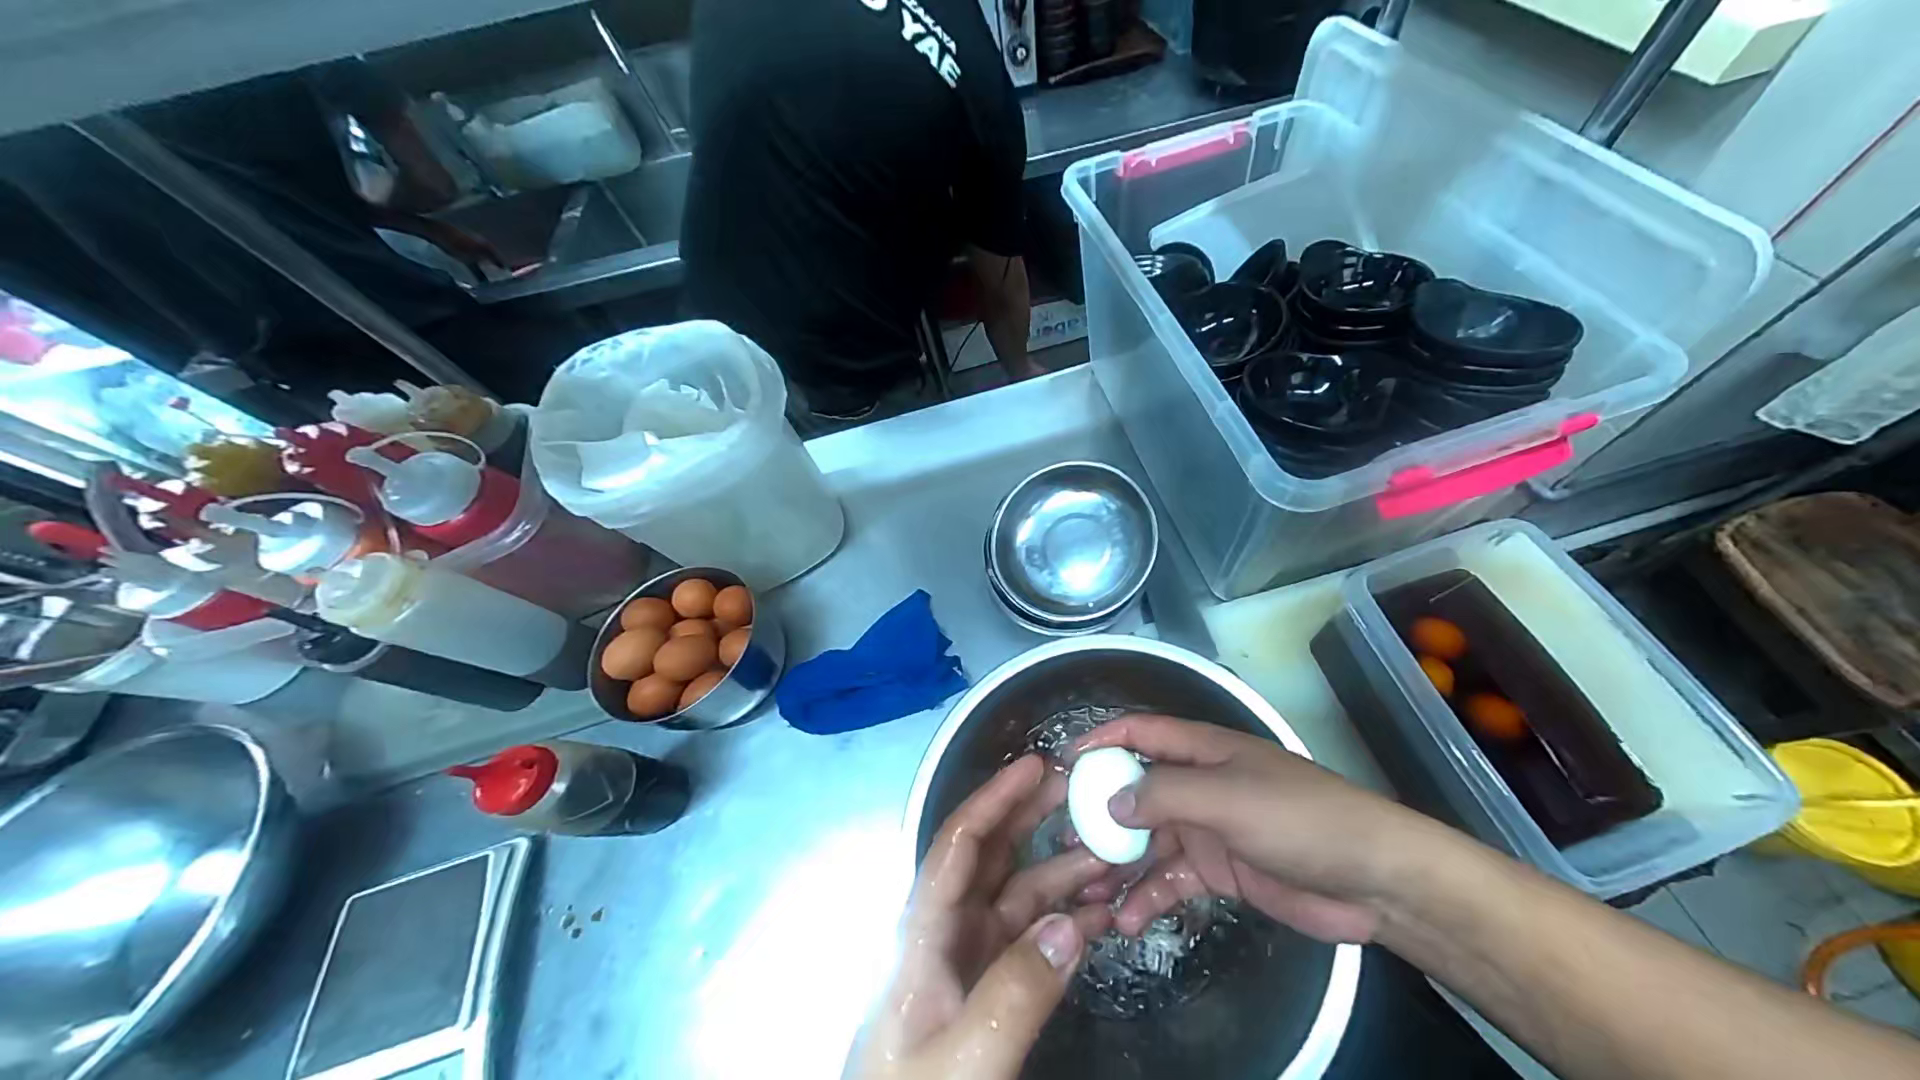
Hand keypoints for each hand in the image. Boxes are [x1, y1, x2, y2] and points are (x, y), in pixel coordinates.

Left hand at [845, 755, 1112, 1079]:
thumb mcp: (963, 1058)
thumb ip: (1015, 995)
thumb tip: (1071, 926)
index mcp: (924, 930)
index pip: (959, 844)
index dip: (994, 798)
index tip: (1036, 766)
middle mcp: (946, 931)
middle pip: (991, 856)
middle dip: (1032, 817)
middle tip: (1080, 790)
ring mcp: (969, 959)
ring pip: (1018, 895)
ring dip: (1062, 871)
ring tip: (1110, 854)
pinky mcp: (989, 987)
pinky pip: (1032, 939)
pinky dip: (1067, 921)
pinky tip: (1103, 914)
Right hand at [1068, 713, 1444, 944]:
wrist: (1373, 881)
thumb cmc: (1298, 818)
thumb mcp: (1226, 796)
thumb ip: (1164, 794)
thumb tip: (1109, 801)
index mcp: (1201, 750)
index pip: (1140, 733)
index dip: (1101, 743)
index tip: (1064, 767)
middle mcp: (1198, 784)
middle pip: (1135, 793)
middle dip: (1101, 818)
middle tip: (1064, 847)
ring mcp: (1207, 829)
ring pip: (1148, 842)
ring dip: (1119, 867)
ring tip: (1087, 896)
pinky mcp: (1220, 871)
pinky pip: (1171, 880)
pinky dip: (1148, 897)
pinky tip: (1127, 920)